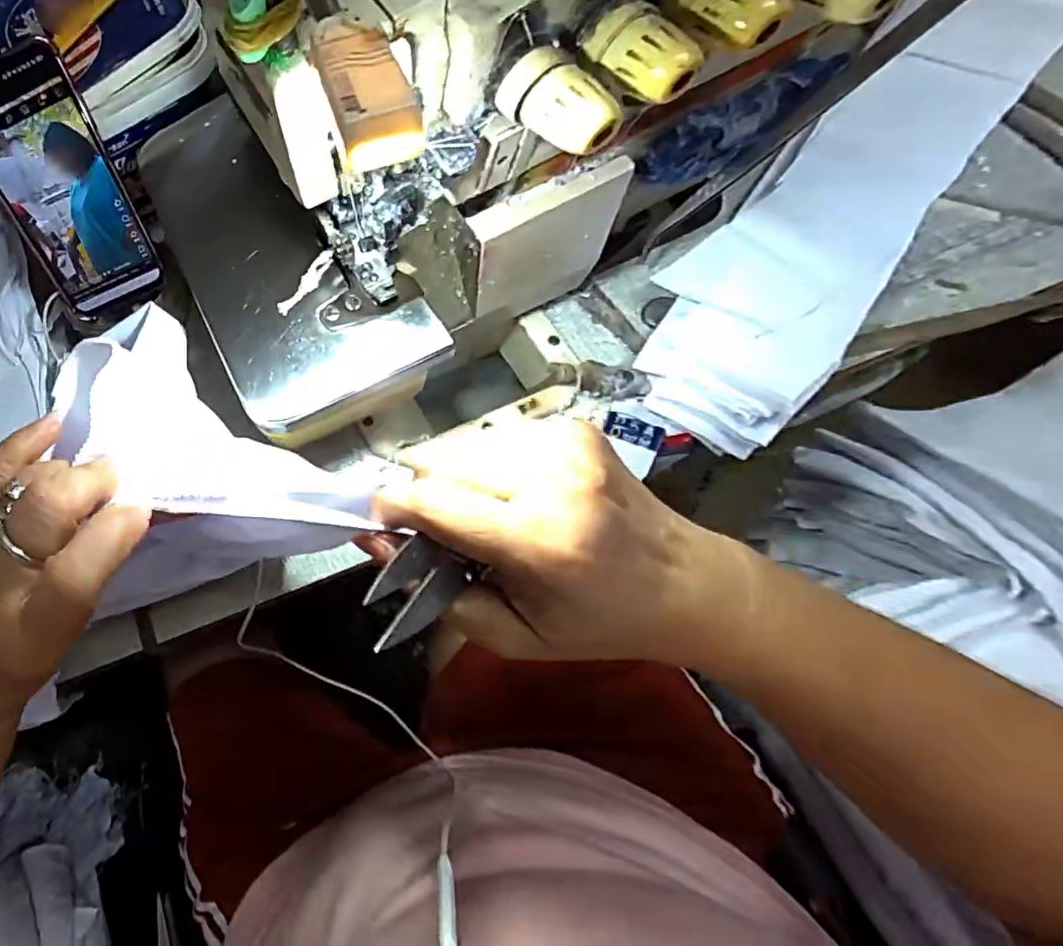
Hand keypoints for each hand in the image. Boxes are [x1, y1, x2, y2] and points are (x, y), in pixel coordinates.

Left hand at [0, 415, 150, 728]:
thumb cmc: (26, 653)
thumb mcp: (74, 624)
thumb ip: (100, 565)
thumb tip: (132, 504)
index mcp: (34, 621)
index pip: (77, 567)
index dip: (114, 528)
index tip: (140, 505)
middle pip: (48, 506)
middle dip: (94, 482)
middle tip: (119, 479)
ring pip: (28, 482)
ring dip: (69, 472)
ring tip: (88, 478)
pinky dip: (27, 442)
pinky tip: (56, 424)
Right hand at [371, 417, 751, 665]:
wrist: (688, 582)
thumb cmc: (597, 622)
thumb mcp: (511, 636)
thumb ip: (435, 592)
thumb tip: (374, 541)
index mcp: (539, 538)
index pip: (432, 500)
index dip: (394, 507)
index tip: (382, 523)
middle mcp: (551, 476)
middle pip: (439, 462)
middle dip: (425, 493)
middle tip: (443, 529)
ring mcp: (564, 442)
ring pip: (461, 445)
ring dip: (455, 478)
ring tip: (487, 512)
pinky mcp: (571, 426)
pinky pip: (493, 437)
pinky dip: (486, 465)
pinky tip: (516, 492)